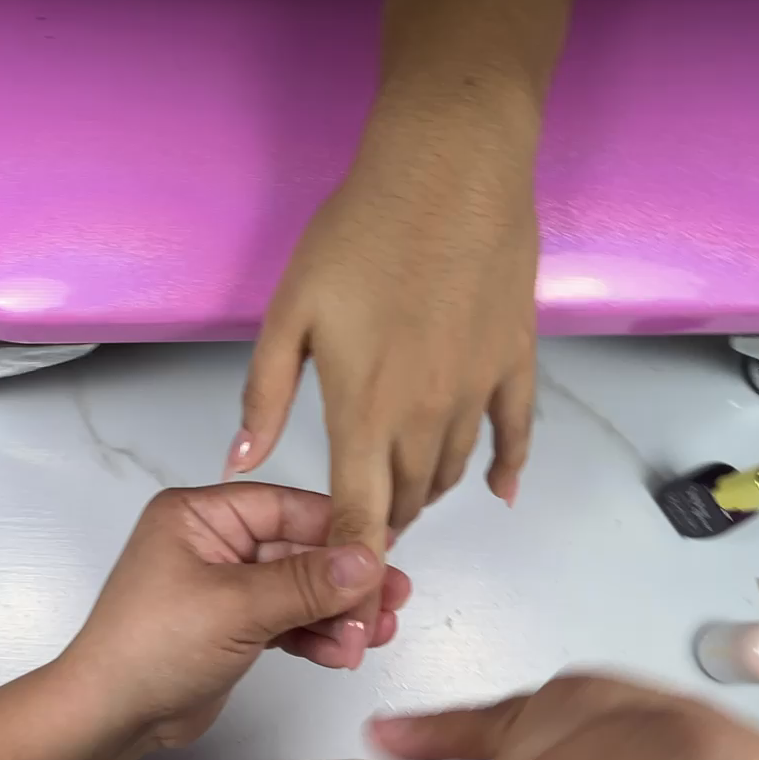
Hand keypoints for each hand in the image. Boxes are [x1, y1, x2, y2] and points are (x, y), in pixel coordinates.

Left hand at [59, 483, 411, 749]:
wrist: (112, 715)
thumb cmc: (156, 645)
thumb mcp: (235, 606)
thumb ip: (306, 582)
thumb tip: (369, 559)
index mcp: (200, 515)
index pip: (284, 508)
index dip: (338, 528)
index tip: (389, 551)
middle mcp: (214, 542)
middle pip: (296, 550)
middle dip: (343, 581)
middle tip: (394, 602)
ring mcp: (224, 585)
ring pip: (297, 588)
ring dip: (336, 613)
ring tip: (377, 636)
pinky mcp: (233, 624)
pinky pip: (285, 619)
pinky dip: (313, 636)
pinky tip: (344, 654)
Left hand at [232, 133, 539, 662]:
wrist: (450, 166)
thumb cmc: (356, 237)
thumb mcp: (288, 316)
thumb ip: (265, 398)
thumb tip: (241, 461)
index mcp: (363, 412)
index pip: (358, 514)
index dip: (349, 561)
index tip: (342, 593)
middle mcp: (426, 418)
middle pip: (405, 501)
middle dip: (380, 533)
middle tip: (361, 549)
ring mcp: (478, 392)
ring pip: (451, 474)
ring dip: (423, 498)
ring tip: (401, 511)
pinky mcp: (516, 363)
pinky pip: (515, 433)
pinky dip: (505, 468)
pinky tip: (499, 494)